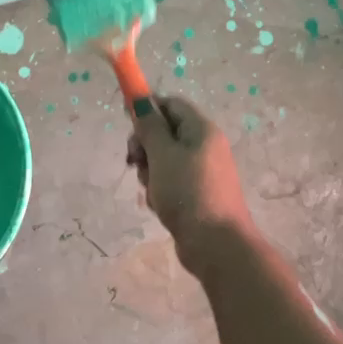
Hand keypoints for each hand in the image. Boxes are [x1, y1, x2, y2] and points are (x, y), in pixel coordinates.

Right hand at [127, 95, 255, 273]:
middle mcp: (204, 146)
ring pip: (163, 159)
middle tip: (135, 162)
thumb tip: (140, 98)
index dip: (147, 109)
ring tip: (153, 190)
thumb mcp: (162, 154)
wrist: (215, 244)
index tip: (127, 122)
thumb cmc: (187, 192)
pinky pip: (171, 181)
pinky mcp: (197, 194)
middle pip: (165, 132)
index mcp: (201, 130)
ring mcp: (202, 172)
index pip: (171, 104)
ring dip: (150, 172)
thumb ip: (149, 125)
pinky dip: (161, 190)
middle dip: (145, 146)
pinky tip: (160, 205)